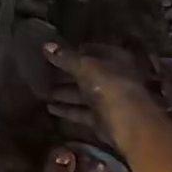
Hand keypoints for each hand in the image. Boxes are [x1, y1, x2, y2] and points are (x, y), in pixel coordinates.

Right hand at [44, 42, 166, 146]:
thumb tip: (46, 45)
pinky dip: (67, 110)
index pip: (94, 50)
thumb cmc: (111, 87)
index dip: (75, 50)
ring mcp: (109, 101)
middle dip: (66, 74)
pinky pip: (81, 112)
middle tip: (43, 72)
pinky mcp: (102, 120)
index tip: (55, 52)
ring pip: (82, 94)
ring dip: (63, 93)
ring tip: (41, 91)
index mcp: (117, 61)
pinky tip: (49, 108)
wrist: (130, 125)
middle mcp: (115, 79)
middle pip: (87, 74)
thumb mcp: (85, 67)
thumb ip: (66, 57)